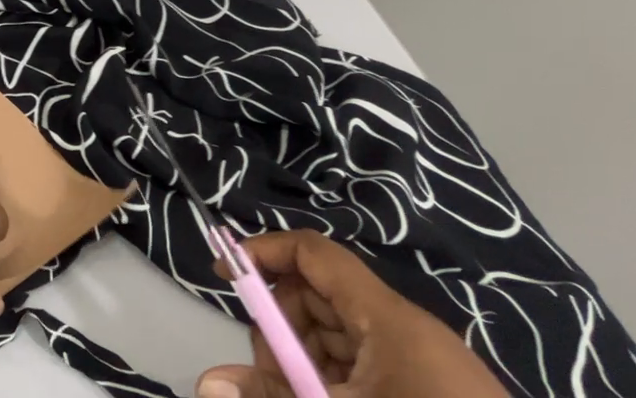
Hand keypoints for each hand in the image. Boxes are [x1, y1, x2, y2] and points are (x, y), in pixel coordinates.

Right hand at [196, 231, 509, 397]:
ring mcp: (420, 364)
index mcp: (388, 319)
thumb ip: (272, 394)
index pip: (313, 252)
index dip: (263, 253)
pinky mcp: (428, 391)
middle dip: (280, 329)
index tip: (225, 277)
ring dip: (302, 362)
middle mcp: (404, 329)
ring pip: (336, 338)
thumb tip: (208, 383)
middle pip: (317, 297)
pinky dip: (331, 382)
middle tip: (271, 376)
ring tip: (298, 396)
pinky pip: (363, 368)